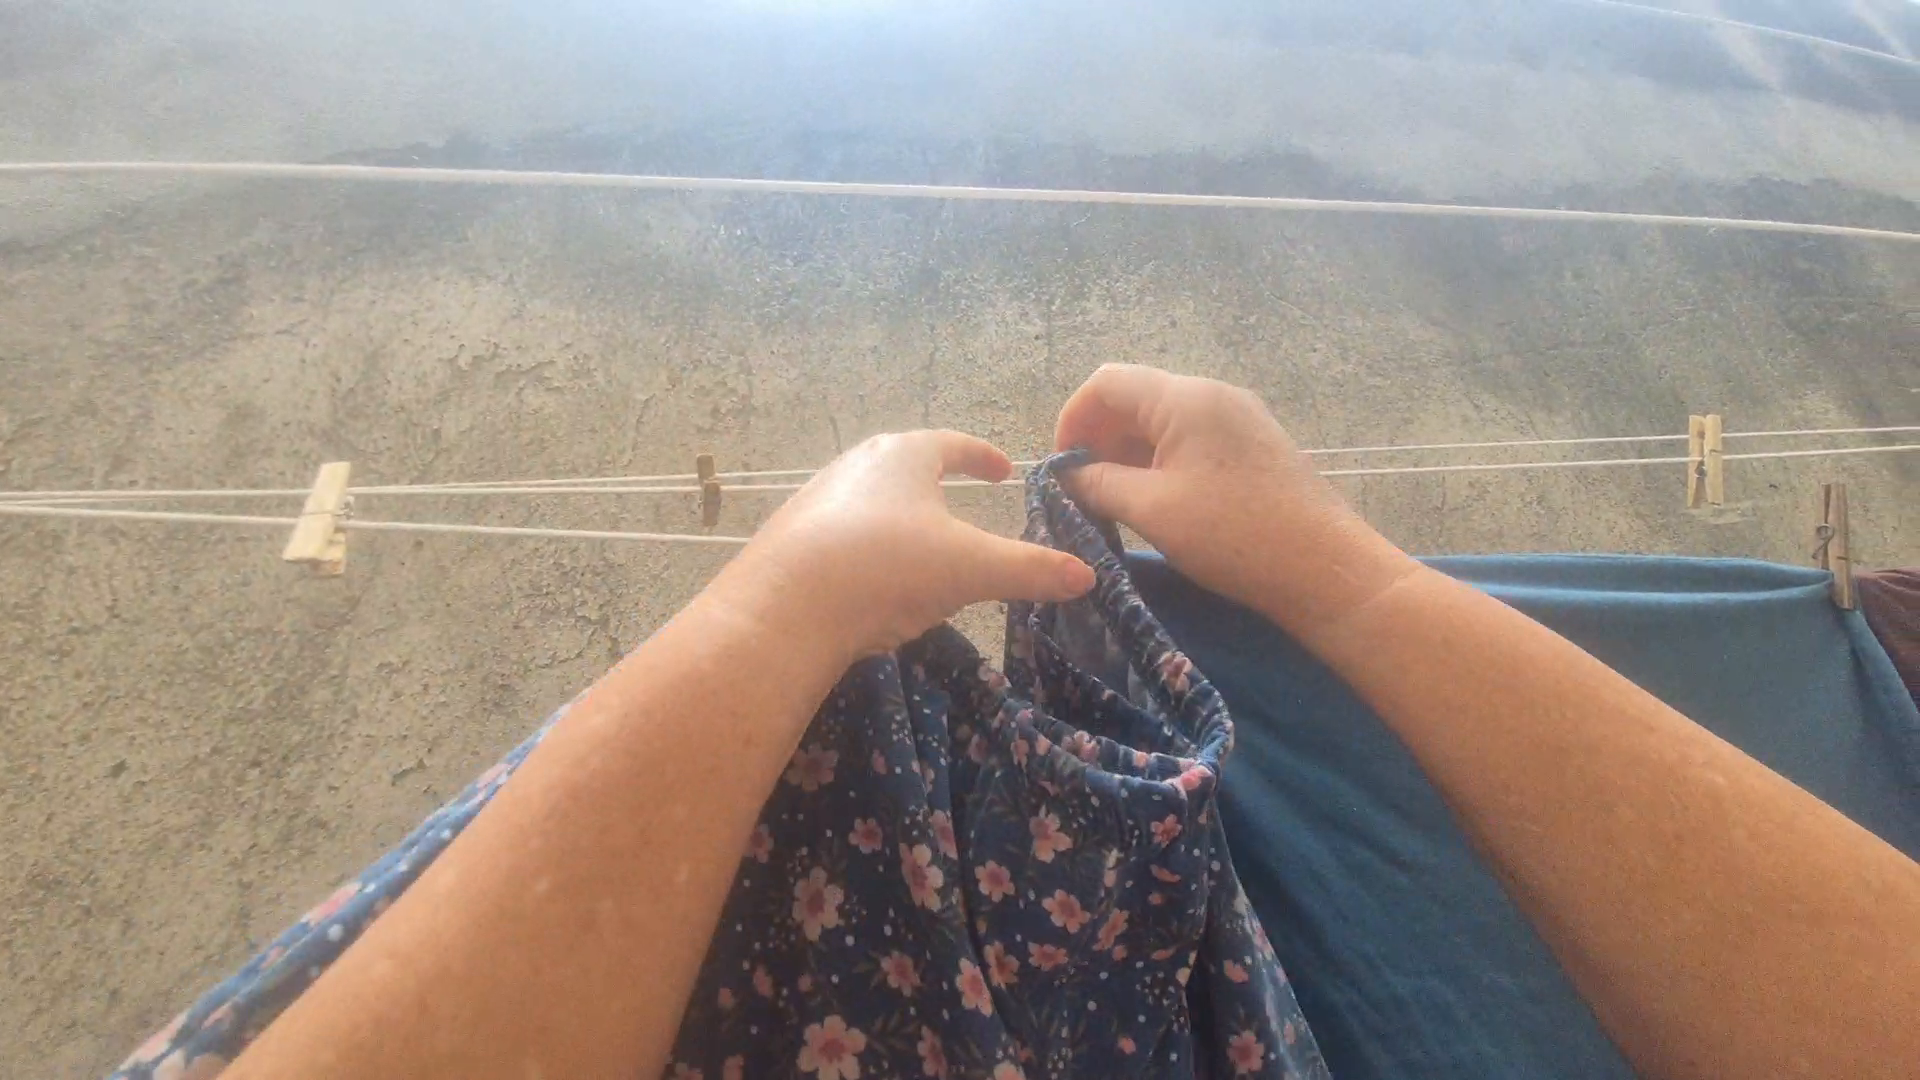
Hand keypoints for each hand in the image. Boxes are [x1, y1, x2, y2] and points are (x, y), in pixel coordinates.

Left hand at [715, 430, 1095, 659]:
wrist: (787, 608)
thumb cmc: (889, 568)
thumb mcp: (971, 570)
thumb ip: (1031, 570)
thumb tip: (1087, 575)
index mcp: (904, 456)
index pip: (954, 444)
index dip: (983, 456)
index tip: (1002, 471)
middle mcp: (857, 463)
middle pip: (907, 463)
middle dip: (937, 479)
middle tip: (959, 497)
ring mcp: (819, 497)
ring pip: (872, 496)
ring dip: (899, 512)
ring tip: (917, 540)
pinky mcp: (793, 534)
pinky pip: (843, 530)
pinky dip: (868, 543)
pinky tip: (870, 574)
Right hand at [1054, 365, 1416, 635]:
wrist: (1325, 569)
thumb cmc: (1233, 536)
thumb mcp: (1152, 509)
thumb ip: (1098, 484)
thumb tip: (1067, 476)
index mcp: (1185, 399)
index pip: (1106, 383)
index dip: (1072, 419)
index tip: (1062, 467)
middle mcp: (1212, 395)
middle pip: (1134, 398)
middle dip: (1099, 437)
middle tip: (1084, 488)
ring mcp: (1236, 418)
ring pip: (1161, 421)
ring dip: (1127, 453)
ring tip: (1113, 498)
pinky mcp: (1250, 445)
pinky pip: (1189, 439)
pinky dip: (1158, 461)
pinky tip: (1153, 499)